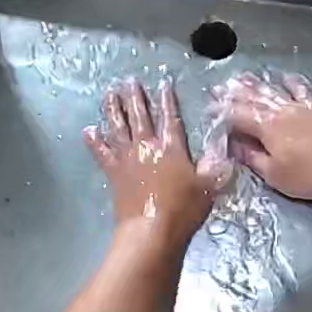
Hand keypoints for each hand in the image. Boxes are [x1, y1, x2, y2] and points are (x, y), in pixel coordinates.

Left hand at [85, 78, 228, 250]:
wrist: (151, 231)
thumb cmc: (183, 210)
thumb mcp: (209, 186)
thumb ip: (215, 163)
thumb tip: (223, 144)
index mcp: (172, 147)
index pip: (170, 117)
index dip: (168, 99)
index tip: (163, 82)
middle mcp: (147, 146)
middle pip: (139, 115)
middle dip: (135, 97)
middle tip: (129, 81)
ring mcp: (127, 158)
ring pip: (118, 127)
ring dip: (113, 109)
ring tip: (109, 93)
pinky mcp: (113, 173)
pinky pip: (101, 152)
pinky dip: (94, 141)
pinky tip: (88, 130)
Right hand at [216, 72, 311, 200]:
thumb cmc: (305, 176)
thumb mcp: (272, 173)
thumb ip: (251, 156)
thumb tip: (233, 145)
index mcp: (266, 127)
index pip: (238, 115)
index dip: (222, 112)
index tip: (210, 109)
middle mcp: (281, 111)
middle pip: (253, 99)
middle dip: (234, 93)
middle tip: (219, 88)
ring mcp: (300, 107)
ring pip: (274, 91)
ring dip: (256, 83)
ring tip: (243, 76)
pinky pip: (302, 90)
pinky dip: (292, 83)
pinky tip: (285, 77)